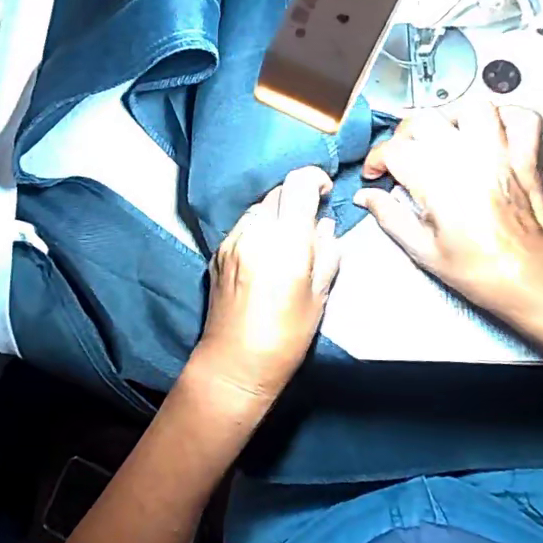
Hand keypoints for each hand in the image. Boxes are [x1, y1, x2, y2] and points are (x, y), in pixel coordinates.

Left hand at [188, 166, 340, 410]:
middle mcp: (254, 233)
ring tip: (286, 242)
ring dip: (275, 214)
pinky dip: (257, 230)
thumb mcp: (319, 296)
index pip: (297, 184)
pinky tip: (264, 256)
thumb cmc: (285, 336)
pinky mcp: (217, 252)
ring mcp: (231, 241)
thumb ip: (326, 253)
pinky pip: (242, 227)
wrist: (234, 362)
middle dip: (296, 199)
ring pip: (257, 208)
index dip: (314, 179)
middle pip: (277, 192)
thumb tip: (324, 226)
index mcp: (284, 241)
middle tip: (309, 223)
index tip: (323, 191)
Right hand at [354, 103, 542, 396]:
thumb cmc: (481, 272)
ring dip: (451, 117)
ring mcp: (500, 156)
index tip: (376, 175)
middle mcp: (468, 161)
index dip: (376, 160)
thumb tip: (366, 198)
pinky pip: (521, 118)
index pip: (394, 150)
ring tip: (442, 137)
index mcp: (439, 183)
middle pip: (425, 121)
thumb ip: (390, 217)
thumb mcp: (422, 251)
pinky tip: (488, 130)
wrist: (532, 281)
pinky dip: (505, 116)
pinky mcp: (526, 159)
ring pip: (471, 107)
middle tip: (402, 158)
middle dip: (405, 137)